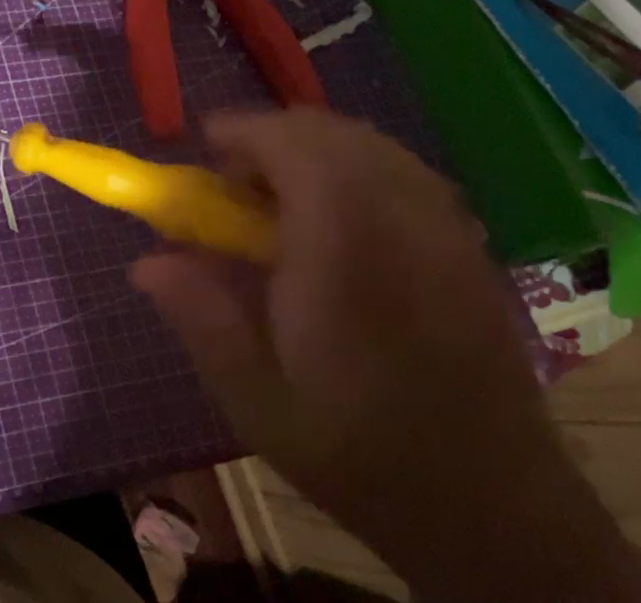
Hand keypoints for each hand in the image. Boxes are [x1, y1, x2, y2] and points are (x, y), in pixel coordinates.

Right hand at [133, 109, 640, 598]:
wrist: (494, 508)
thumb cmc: (357, 452)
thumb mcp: (255, 399)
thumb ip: (201, 318)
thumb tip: (146, 261)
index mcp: (348, 254)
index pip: (296, 148)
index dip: (243, 131)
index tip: (199, 147)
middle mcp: (406, 226)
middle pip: (336, 135)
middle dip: (272, 137)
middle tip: (229, 183)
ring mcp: (449, 235)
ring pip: (375, 148)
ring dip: (314, 152)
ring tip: (275, 202)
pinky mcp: (470, 252)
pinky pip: (406, 175)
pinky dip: (356, 171)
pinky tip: (333, 223)